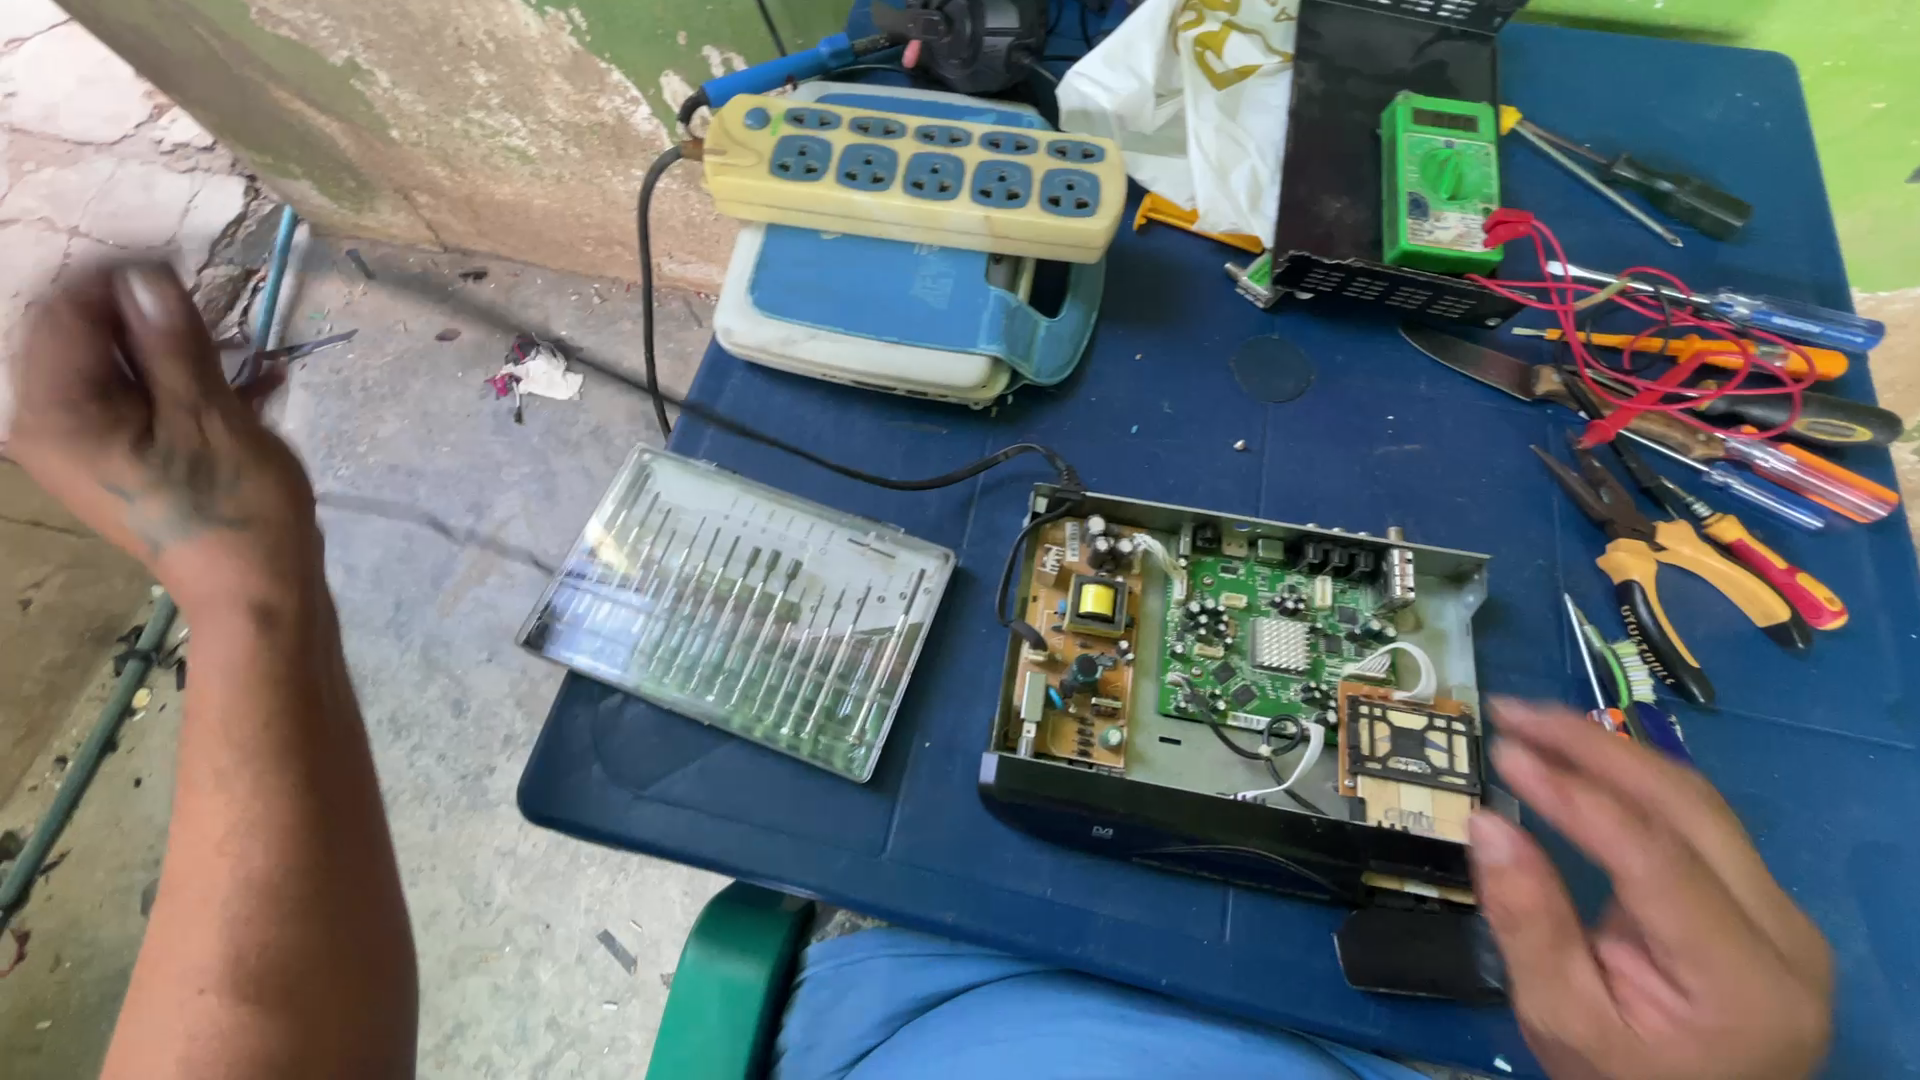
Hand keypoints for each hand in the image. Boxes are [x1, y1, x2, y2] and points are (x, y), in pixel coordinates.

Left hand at [7, 262, 320, 618]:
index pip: (62, 314)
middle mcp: (47, 425)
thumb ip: (175, 347)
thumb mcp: (213, 419)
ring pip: (120, 375)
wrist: (256, 589)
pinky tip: (249, 385)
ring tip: (245, 352)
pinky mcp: (123, 465)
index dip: (116, 280)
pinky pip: (142, 408)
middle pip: (85, 343)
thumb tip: (145, 278)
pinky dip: (187, 390)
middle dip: (151, 318)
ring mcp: (84, 449)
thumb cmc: (237, 506)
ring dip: (179, 354)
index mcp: (55, 412)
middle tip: (218, 310)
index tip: (179, 264)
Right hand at [1470, 699, 1831, 1079]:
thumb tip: (1485, 823)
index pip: (1655, 857)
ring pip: (1695, 799)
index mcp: (1742, 979)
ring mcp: (1777, 910)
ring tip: (1530, 719)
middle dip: (1592, 746)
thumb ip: (1528, 924)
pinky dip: (1626, 773)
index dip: (1574, 796)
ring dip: (1607, 748)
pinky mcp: (1753, 897)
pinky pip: (1691, 816)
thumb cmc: (1621, 1075)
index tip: (1501, 753)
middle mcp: (1783, 932)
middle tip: (1508, 713)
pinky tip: (1575, 754)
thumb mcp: (1559, 1017)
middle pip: (1688, 809)